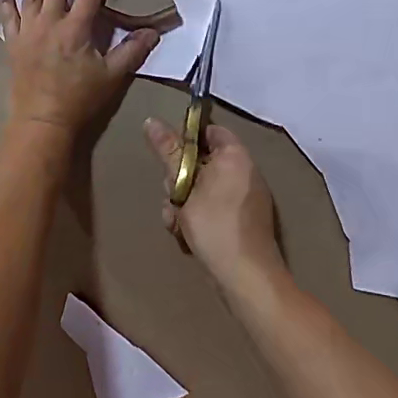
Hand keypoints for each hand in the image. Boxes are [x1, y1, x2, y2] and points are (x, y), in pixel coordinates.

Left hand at [0, 0, 159, 134]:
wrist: (41, 121)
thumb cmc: (79, 99)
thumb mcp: (112, 77)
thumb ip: (132, 52)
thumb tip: (154, 33)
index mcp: (76, 29)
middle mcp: (50, 23)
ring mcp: (28, 32)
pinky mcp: (13, 44)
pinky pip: (7, 17)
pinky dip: (5, 1)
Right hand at [145, 119, 284, 286]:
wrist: (246, 277)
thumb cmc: (214, 225)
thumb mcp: (183, 185)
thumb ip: (168, 152)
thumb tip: (151, 120)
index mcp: (236, 156)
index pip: (209, 132)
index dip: (186, 141)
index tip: (168, 158)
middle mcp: (245, 173)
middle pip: (201, 163)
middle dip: (178, 180)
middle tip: (173, 197)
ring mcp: (244, 200)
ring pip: (201, 189)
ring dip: (182, 204)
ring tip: (177, 223)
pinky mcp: (241, 222)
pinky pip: (212, 209)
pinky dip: (197, 219)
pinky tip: (185, 236)